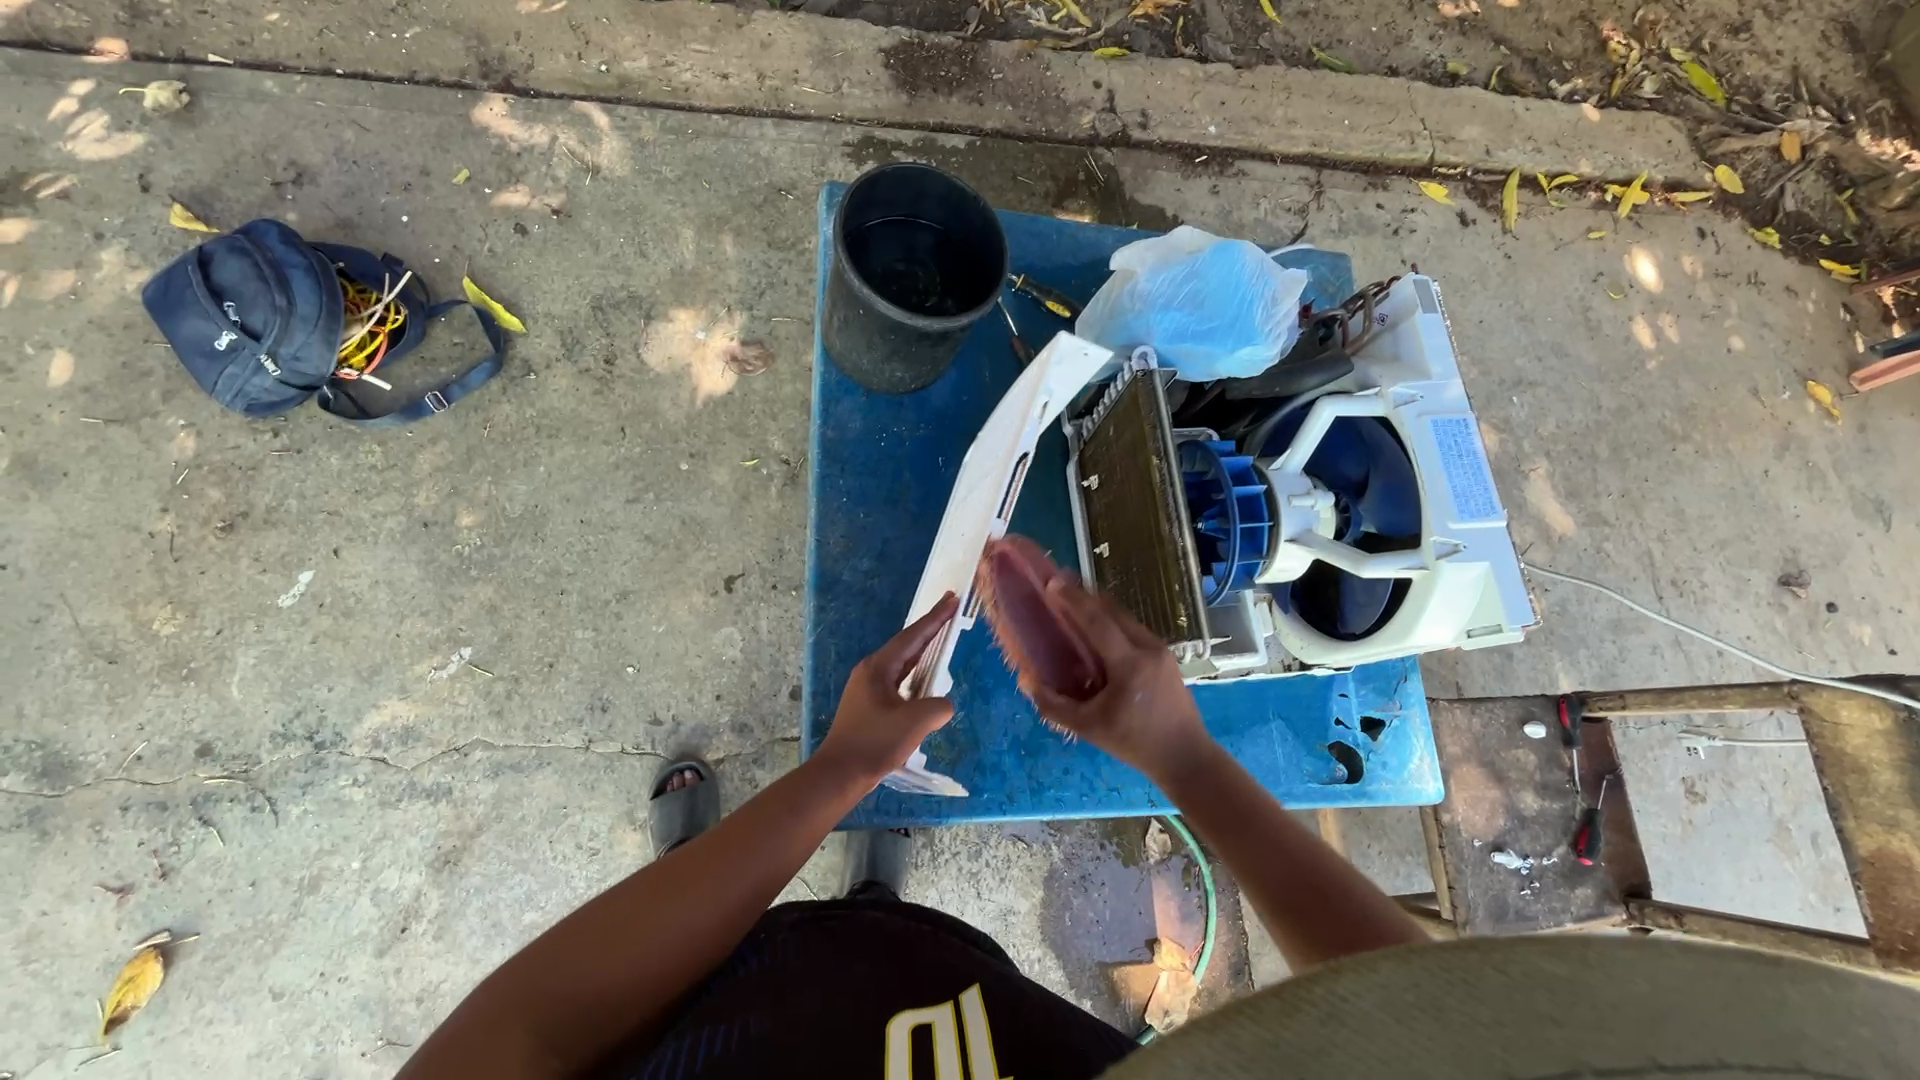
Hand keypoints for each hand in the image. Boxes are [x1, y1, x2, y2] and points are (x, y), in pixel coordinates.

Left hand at [814, 594, 960, 789]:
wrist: (840, 774)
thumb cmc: (875, 743)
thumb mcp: (915, 722)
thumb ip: (938, 707)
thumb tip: (943, 705)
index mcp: (878, 667)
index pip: (913, 636)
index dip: (935, 618)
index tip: (951, 599)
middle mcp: (870, 672)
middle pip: (907, 646)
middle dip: (931, 631)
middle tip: (951, 613)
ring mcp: (867, 689)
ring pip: (902, 665)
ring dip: (923, 655)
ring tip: (943, 644)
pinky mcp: (868, 706)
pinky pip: (898, 683)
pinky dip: (916, 677)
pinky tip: (926, 685)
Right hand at [1028, 578, 1219, 785]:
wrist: (1185, 755)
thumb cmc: (1135, 743)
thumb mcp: (1088, 729)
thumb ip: (1054, 705)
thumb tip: (1027, 680)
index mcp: (1131, 665)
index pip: (1098, 622)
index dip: (1073, 600)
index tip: (1051, 583)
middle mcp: (1148, 648)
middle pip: (1112, 610)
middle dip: (1083, 595)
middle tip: (1057, 584)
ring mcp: (1160, 649)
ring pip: (1124, 616)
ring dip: (1097, 606)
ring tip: (1072, 599)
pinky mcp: (1164, 654)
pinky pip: (1132, 628)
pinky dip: (1110, 620)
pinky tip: (1095, 625)